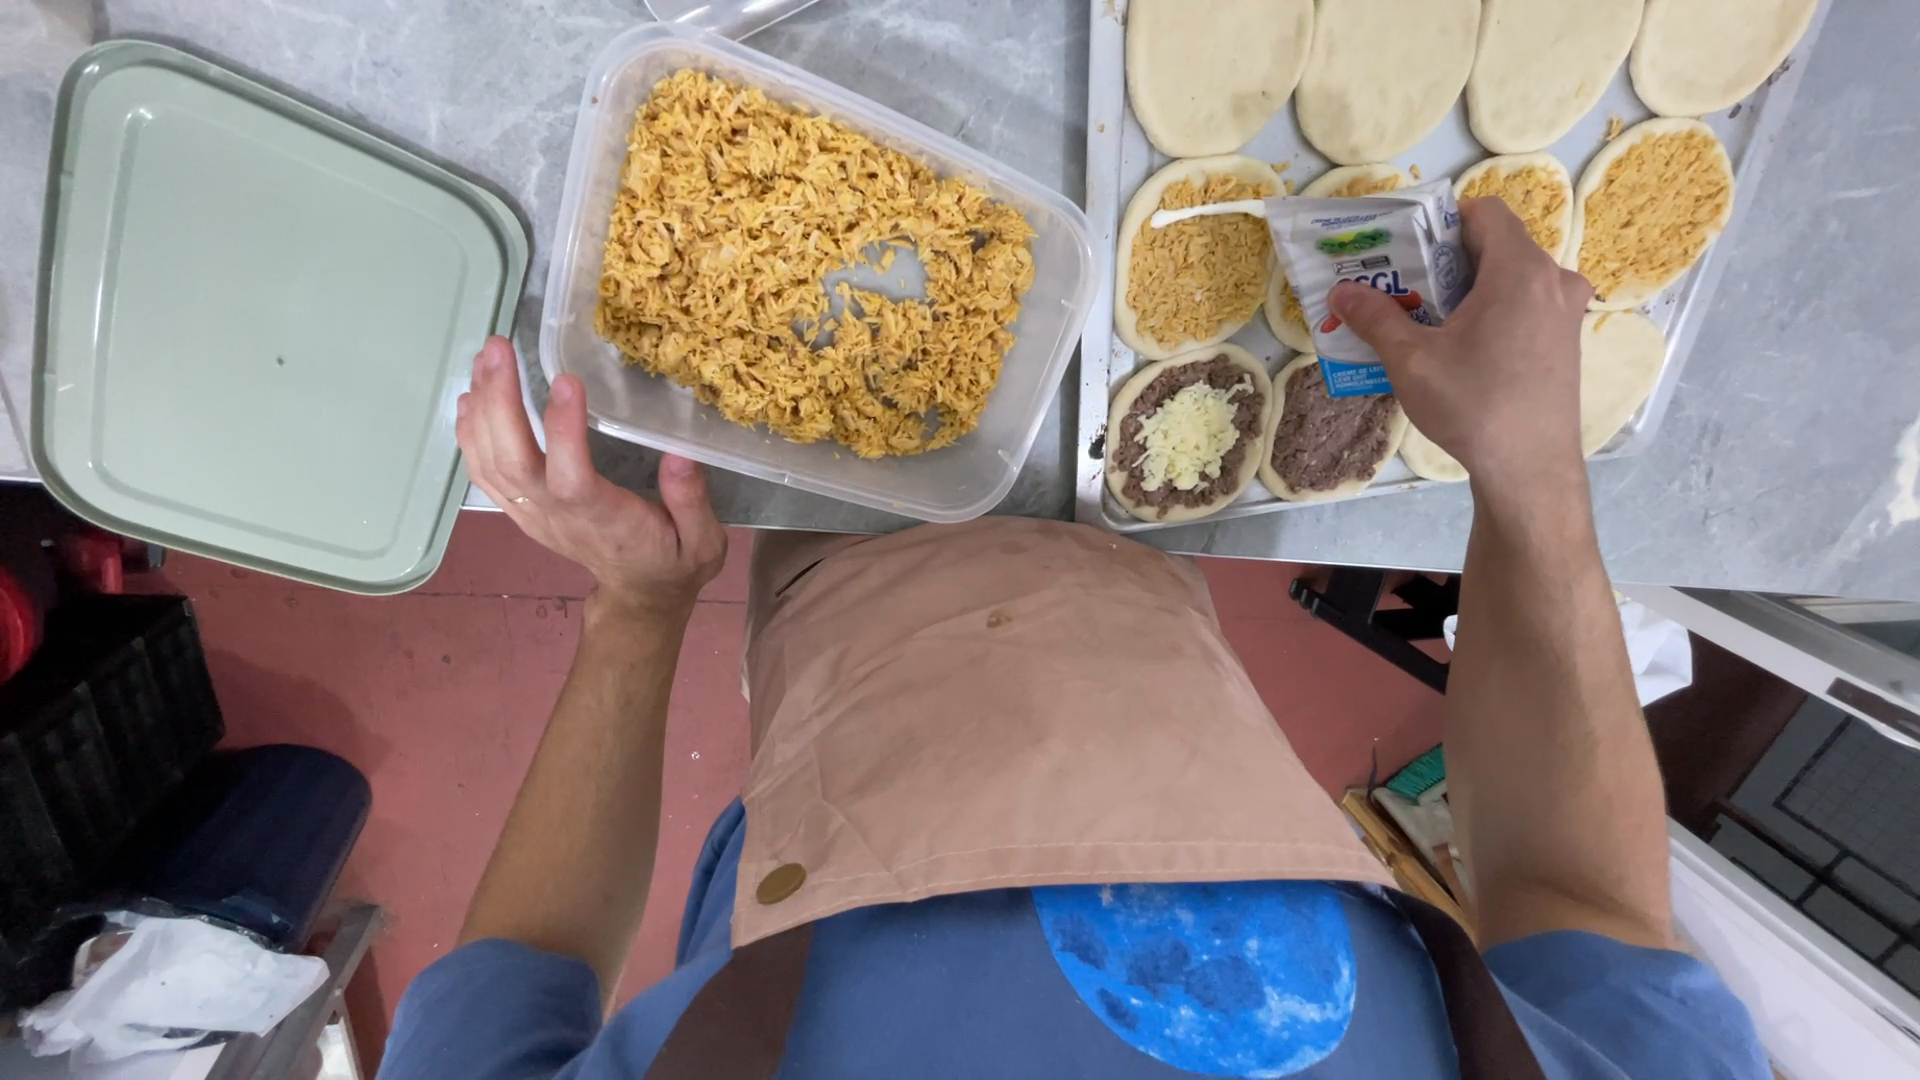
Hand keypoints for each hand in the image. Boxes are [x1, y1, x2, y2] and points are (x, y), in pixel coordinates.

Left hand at [456, 337, 726, 616]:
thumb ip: (691, 501)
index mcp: (605, 520)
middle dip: (501, 402)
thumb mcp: (704, 542)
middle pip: (513, 461)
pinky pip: (484, 473)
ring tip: (486, 359)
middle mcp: (558, 516)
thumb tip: (680, 455)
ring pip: (491, 462)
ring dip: (482, 407)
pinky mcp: (523, 512)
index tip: (568, 381)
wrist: (641, 596)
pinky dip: (470, 434)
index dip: (563, 431)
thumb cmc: (675, 563)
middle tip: (500, 349)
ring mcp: (534, 515)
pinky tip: (470, 399)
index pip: (572, 477)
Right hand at [1327, 198, 1593, 492]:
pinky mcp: (1563, 337)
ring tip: (1423, 323)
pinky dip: (1486, 312)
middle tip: (1400, 290)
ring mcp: (1564, 310)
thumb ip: (1375, 318)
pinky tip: (1456, 348)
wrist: (1527, 463)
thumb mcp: (1410, 360)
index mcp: (1520, 271)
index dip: (1440, 223)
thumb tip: (1340, 291)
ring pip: (1507, 279)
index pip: (1485, 213)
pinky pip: (1521, 305)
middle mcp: (1553, 279)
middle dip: (1442, 262)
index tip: (1403, 252)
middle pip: (1494, 247)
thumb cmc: (1471, 404)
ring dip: (1463, 291)